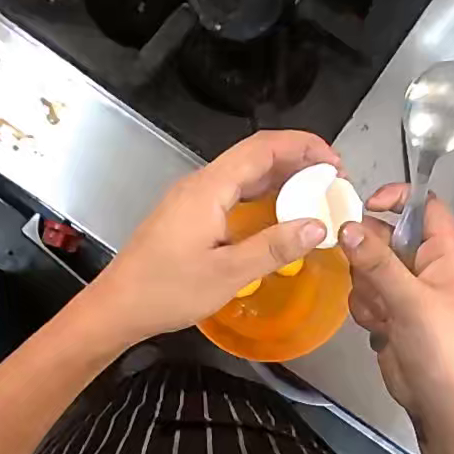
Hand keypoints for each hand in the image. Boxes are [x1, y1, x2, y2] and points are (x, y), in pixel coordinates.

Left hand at [83, 130, 337, 346]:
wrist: (117, 307)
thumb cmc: (167, 291)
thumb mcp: (227, 274)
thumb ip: (274, 247)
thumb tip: (317, 226)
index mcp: (209, 188)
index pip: (262, 148)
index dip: (303, 147)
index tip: (336, 164)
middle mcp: (200, 185)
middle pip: (254, 156)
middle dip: (297, 162)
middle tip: (331, 183)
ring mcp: (192, 200)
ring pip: (243, 176)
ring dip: (280, 180)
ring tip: (313, 196)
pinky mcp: (188, 217)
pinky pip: (232, 195)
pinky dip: (261, 198)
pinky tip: (277, 216)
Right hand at [339, 185, 453, 419]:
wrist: (438, 398)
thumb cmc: (438, 346)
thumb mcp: (408, 299)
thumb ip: (376, 262)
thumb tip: (347, 226)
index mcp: (444, 253)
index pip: (423, 206)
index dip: (396, 200)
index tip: (365, 207)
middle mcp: (425, 265)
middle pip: (384, 237)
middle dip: (370, 260)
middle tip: (372, 282)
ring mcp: (405, 289)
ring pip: (368, 268)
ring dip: (367, 290)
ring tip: (383, 314)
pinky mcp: (390, 311)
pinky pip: (365, 295)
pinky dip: (366, 310)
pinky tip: (379, 328)